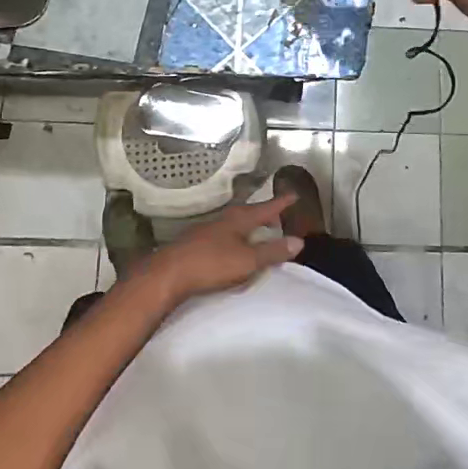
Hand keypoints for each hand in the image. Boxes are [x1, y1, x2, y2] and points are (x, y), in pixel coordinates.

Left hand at [134, 194, 302, 304]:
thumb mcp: (248, 260)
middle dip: (264, 214)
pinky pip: (223, 234)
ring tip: (258, 232)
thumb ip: (272, 251)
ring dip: (248, 226)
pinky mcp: (196, 243)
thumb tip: (299, 241)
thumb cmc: (211, 263)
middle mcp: (224, 219)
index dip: (280, 203)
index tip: (294, 195)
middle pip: (249, 212)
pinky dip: (235, 237)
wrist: (168, 273)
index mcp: (239, 219)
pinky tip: (233, 247)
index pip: (266, 207)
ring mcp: (207, 230)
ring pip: (234, 223)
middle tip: (278, 216)